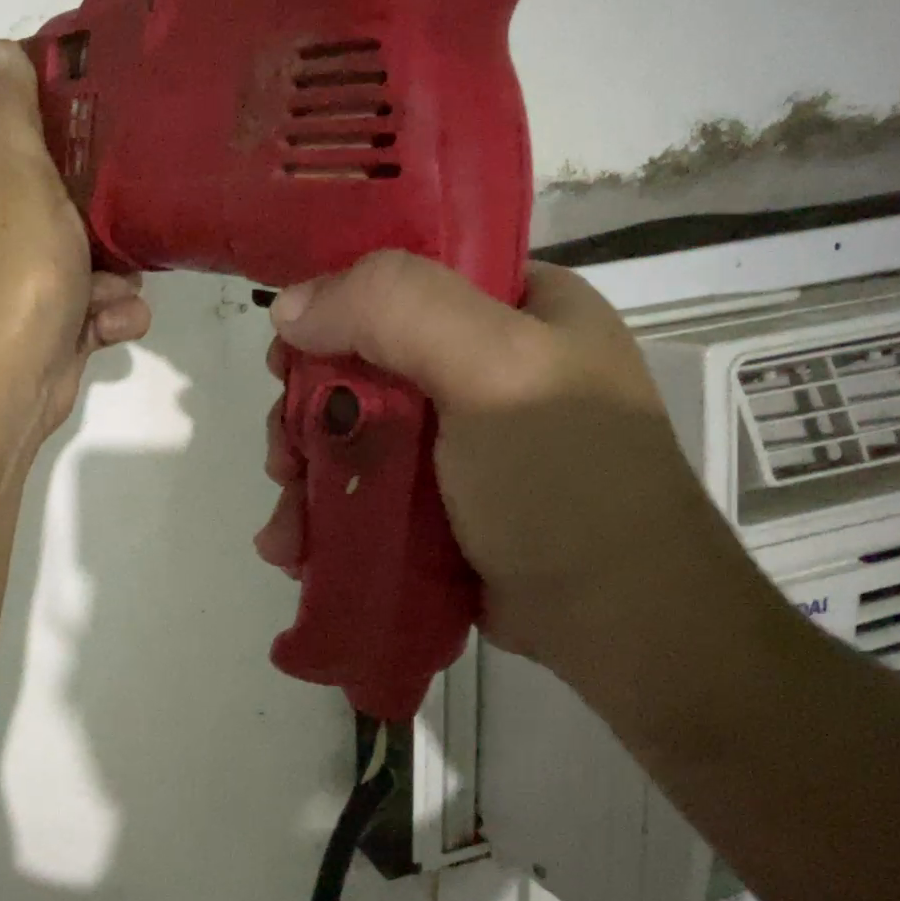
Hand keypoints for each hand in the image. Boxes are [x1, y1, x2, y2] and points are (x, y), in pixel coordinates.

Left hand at [0, 41, 150, 439]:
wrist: (15, 376)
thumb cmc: (21, 273)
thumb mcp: (21, 180)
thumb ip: (15, 117)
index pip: (45, 160)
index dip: (82, 153)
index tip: (119, 151)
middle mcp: (16, 243)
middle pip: (86, 217)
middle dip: (114, 231)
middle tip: (125, 234)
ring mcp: (41, 292)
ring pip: (107, 269)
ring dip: (119, 284)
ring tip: (111, 297)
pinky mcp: (65, 333)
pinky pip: (109, 313)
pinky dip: (116, 320)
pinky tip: (112, 329)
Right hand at [256, 252, 745, 683]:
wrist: (615, 618)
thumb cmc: (564, 481)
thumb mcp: (494, 369)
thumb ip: (396, 313)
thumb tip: (289, 307)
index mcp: (513, 310)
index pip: (402, 283)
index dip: (333, 311)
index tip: (288, 359)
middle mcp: (481, 368)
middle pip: (360, 367)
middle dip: (306, 416)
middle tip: (284, 459)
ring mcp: (456, 442)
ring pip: (350, 437)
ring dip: (303, 477)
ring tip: (286, 527)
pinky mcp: (434, 503)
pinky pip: (358, 491)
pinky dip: (319, 516)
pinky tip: (292, 548)